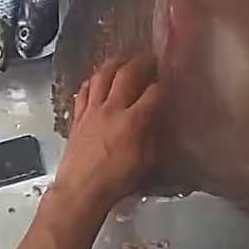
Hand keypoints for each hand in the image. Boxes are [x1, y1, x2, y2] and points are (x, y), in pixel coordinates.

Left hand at [53, 55, 162, 216]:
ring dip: (115, 63)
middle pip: (127, 74)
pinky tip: (97, 79)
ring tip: (124, 58)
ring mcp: (91, 111)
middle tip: (150, 58)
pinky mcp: (78, 118)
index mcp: (133, 122)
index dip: (164, 84)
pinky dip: (92, 81)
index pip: (153, 92)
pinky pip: (84, 92)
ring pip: (102, 76)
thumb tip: (158, 122)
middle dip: (142, 62)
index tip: (170, 80)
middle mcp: (111, 110)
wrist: (81, 190)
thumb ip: (154, 137)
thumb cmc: (116, 181)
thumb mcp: (146, 162)